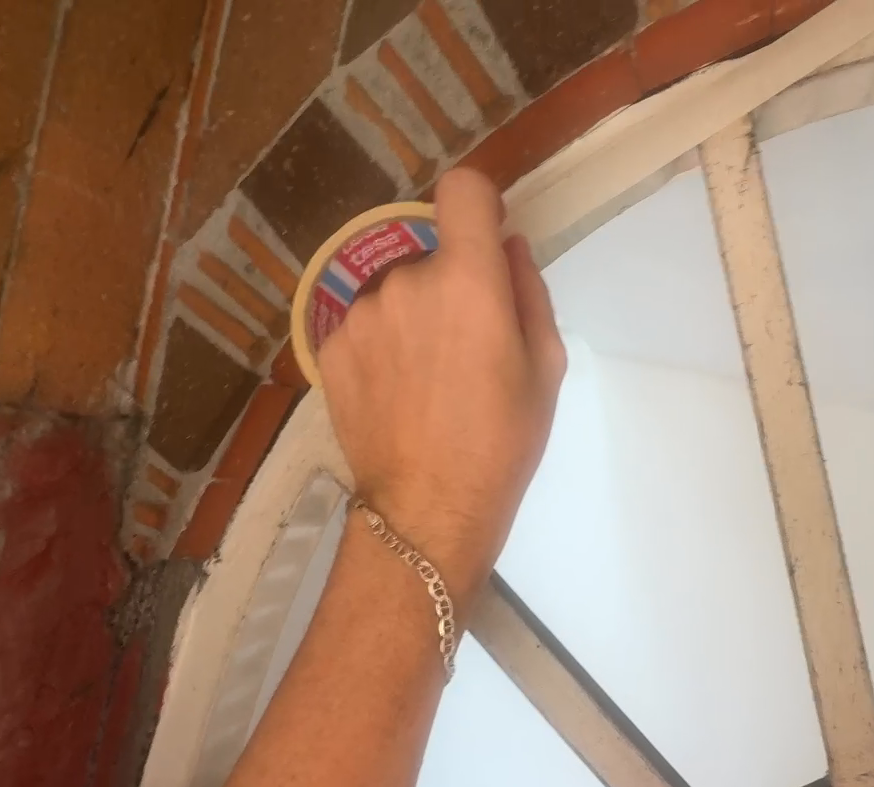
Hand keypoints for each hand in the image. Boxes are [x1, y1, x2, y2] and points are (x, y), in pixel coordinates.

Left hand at [317, 168, 566, 606]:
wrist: (429, 510)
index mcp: (466, 282)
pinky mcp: (328, 348)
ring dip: (413, 319)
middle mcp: (404, 283)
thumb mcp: (545, 369)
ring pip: (395, 293)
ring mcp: (358, 315)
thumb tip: (508, 246)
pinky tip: (396, 395)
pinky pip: (365, 326)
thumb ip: (528, 292)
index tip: (486, 236)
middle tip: (467, 353)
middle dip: (451, 287)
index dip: (478, 203)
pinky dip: (381, 347)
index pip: (462, 190)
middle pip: (431, 256)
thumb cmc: (503, 443)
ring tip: (428, 383)